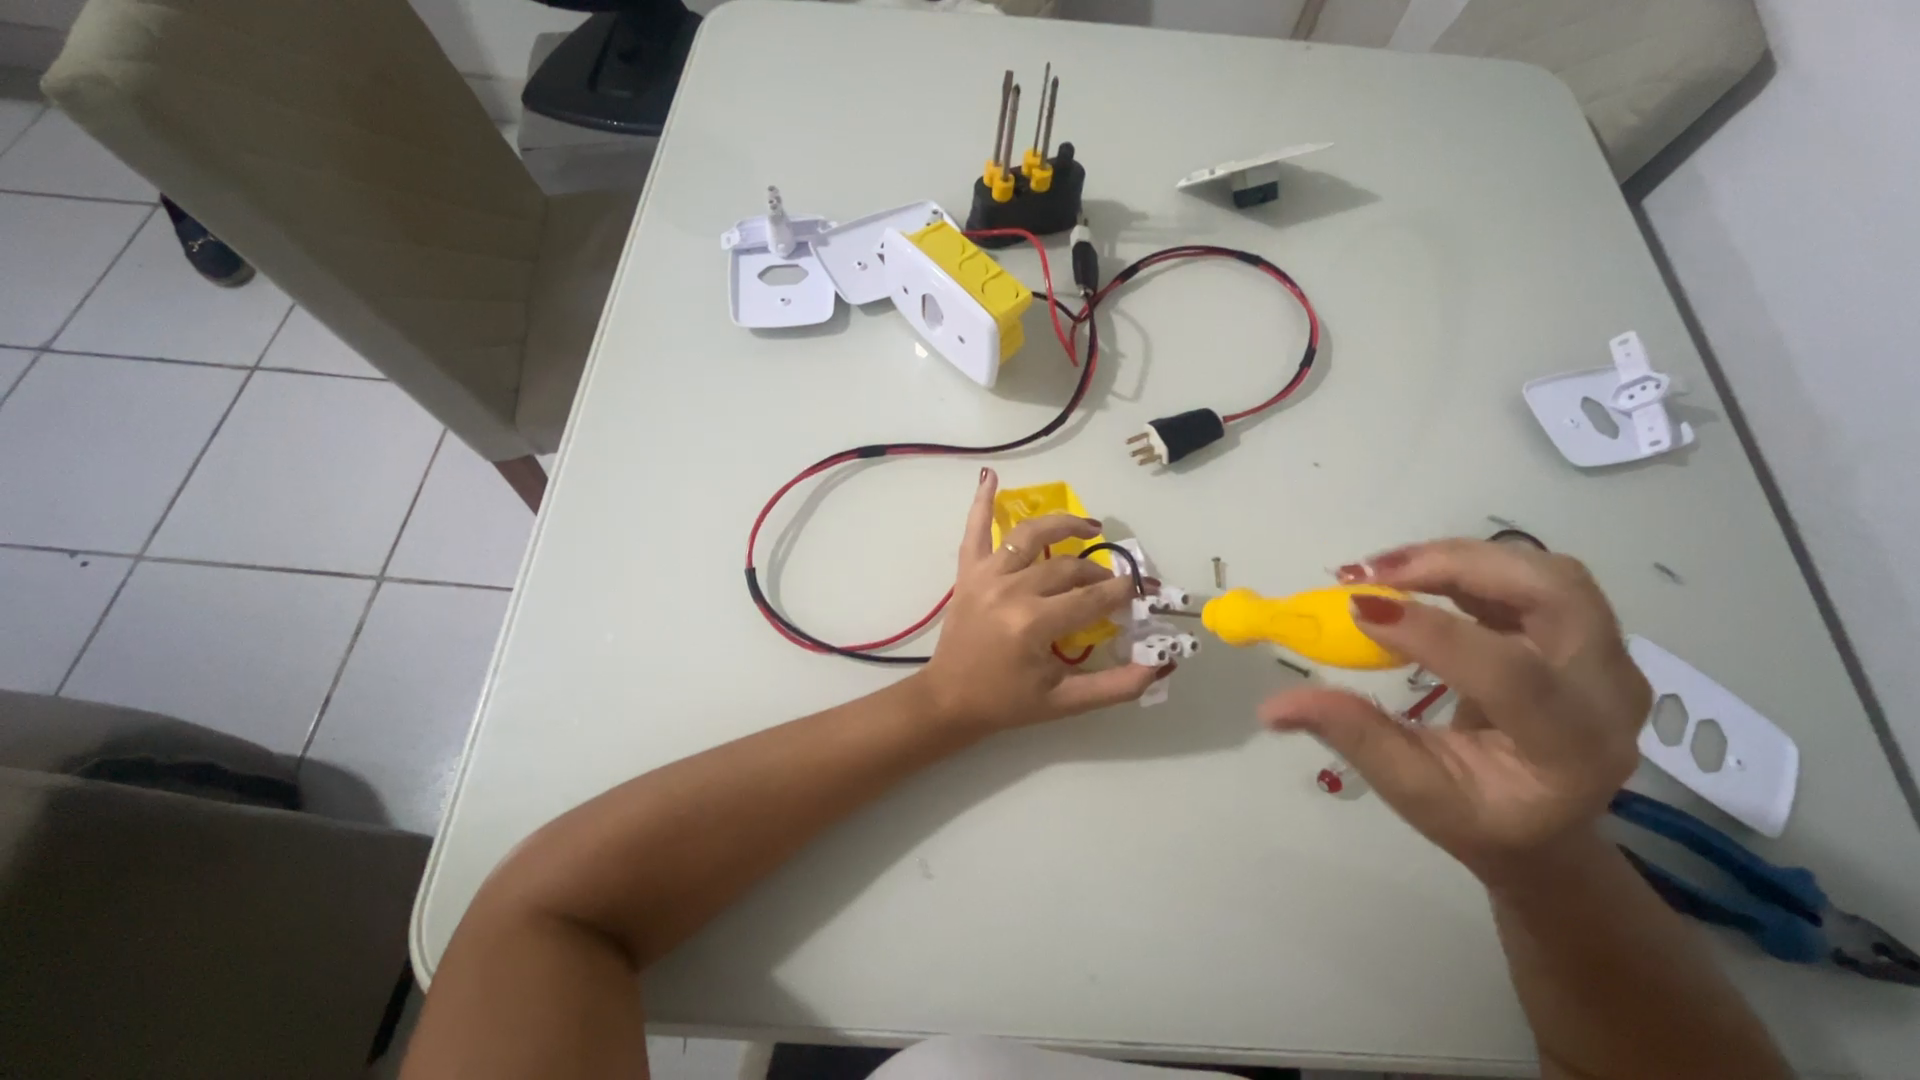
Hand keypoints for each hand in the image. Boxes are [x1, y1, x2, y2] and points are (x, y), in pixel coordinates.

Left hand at [914, 469, 1162, 731]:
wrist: (950, 700)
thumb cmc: (1008, 702)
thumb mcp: (1066, 702)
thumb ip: (1116, 685)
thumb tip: (1161, 665)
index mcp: (1034, 623)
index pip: (1092, 598)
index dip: (1123, 593)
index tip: (1142, 591)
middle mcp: (1010, 591)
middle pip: (1067, 567)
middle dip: (1098, 573)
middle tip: (1114, 584)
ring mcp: (985, 577)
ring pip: (1030, 537)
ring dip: (1062, 526)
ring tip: (1089, 527)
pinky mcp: (967, 573)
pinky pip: (974, 530)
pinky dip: (981, 501)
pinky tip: (990, 476)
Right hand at [1259, 539, 1650, 880]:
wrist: (1546, 824)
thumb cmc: (1478, 816)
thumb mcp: (1411, 789)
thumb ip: (1354, 736)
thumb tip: (1274, 706)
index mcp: (1570, 749)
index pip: (1509, 673)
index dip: (1431, 631)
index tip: (1356, 606)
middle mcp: (1609, 694)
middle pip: (1553, 594)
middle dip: (1459, 566)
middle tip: (1377, 571)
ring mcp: (1610, 659)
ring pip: (1547, 572)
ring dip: (1463, 558)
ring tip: (1388, 570)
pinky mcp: (1592, 635)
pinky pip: (1535, 577)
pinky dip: (1472, 565)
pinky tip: (1418, 577)